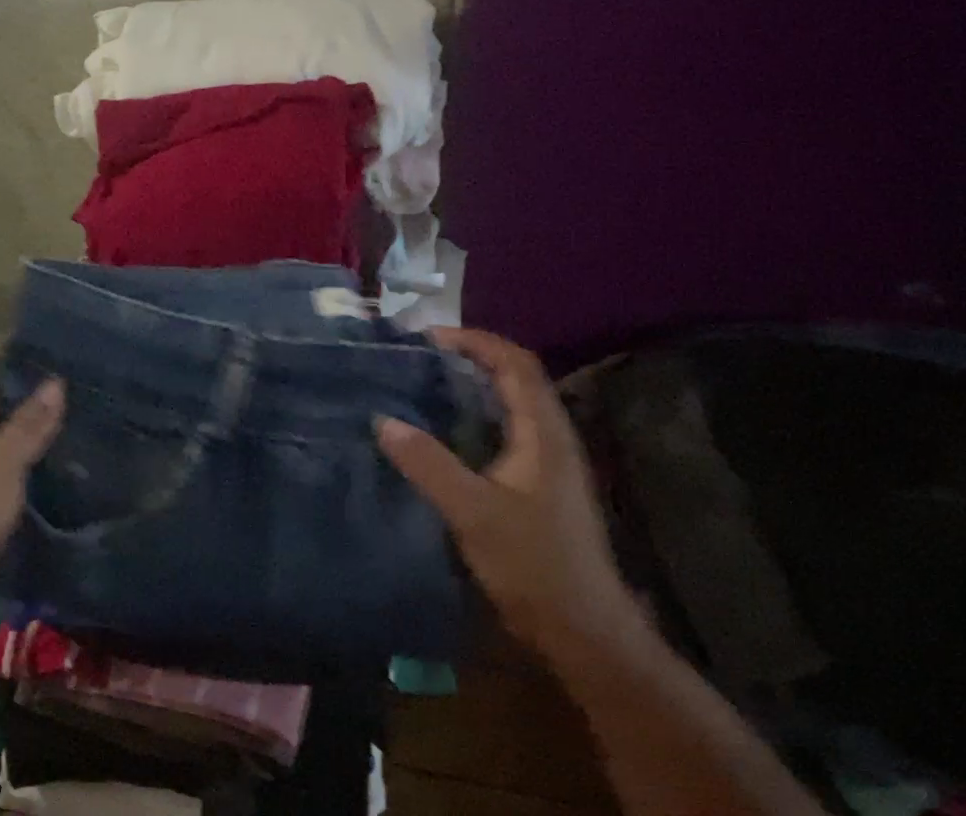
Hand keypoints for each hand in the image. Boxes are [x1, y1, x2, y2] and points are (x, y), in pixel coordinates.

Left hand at [0, 344, 64, 609]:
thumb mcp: (1, 463)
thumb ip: (29, 422)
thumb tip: (56, 381)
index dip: (16, 348)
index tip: (56, 335)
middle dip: (27, 379)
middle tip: (75, 366)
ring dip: (26, 410)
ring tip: (73, 397)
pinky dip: (22, 437)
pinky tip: (51, 439)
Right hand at [378, 328, 641, 653]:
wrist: (581, 627)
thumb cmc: (533, 563)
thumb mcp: (472, 511)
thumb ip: (428, 464)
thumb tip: (384, 420)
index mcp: (545, 433)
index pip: (516, 364)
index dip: (476, 341)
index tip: (428, 338)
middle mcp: (552, 438)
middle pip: (516, 379)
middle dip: (470, 360)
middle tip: (418, 360)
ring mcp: (548, 465)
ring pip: (510, 408)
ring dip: (472, 391)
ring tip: (423, 389)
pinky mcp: (539, 489)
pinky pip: (505, 435)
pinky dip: (474, 422)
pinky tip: (442, 439)